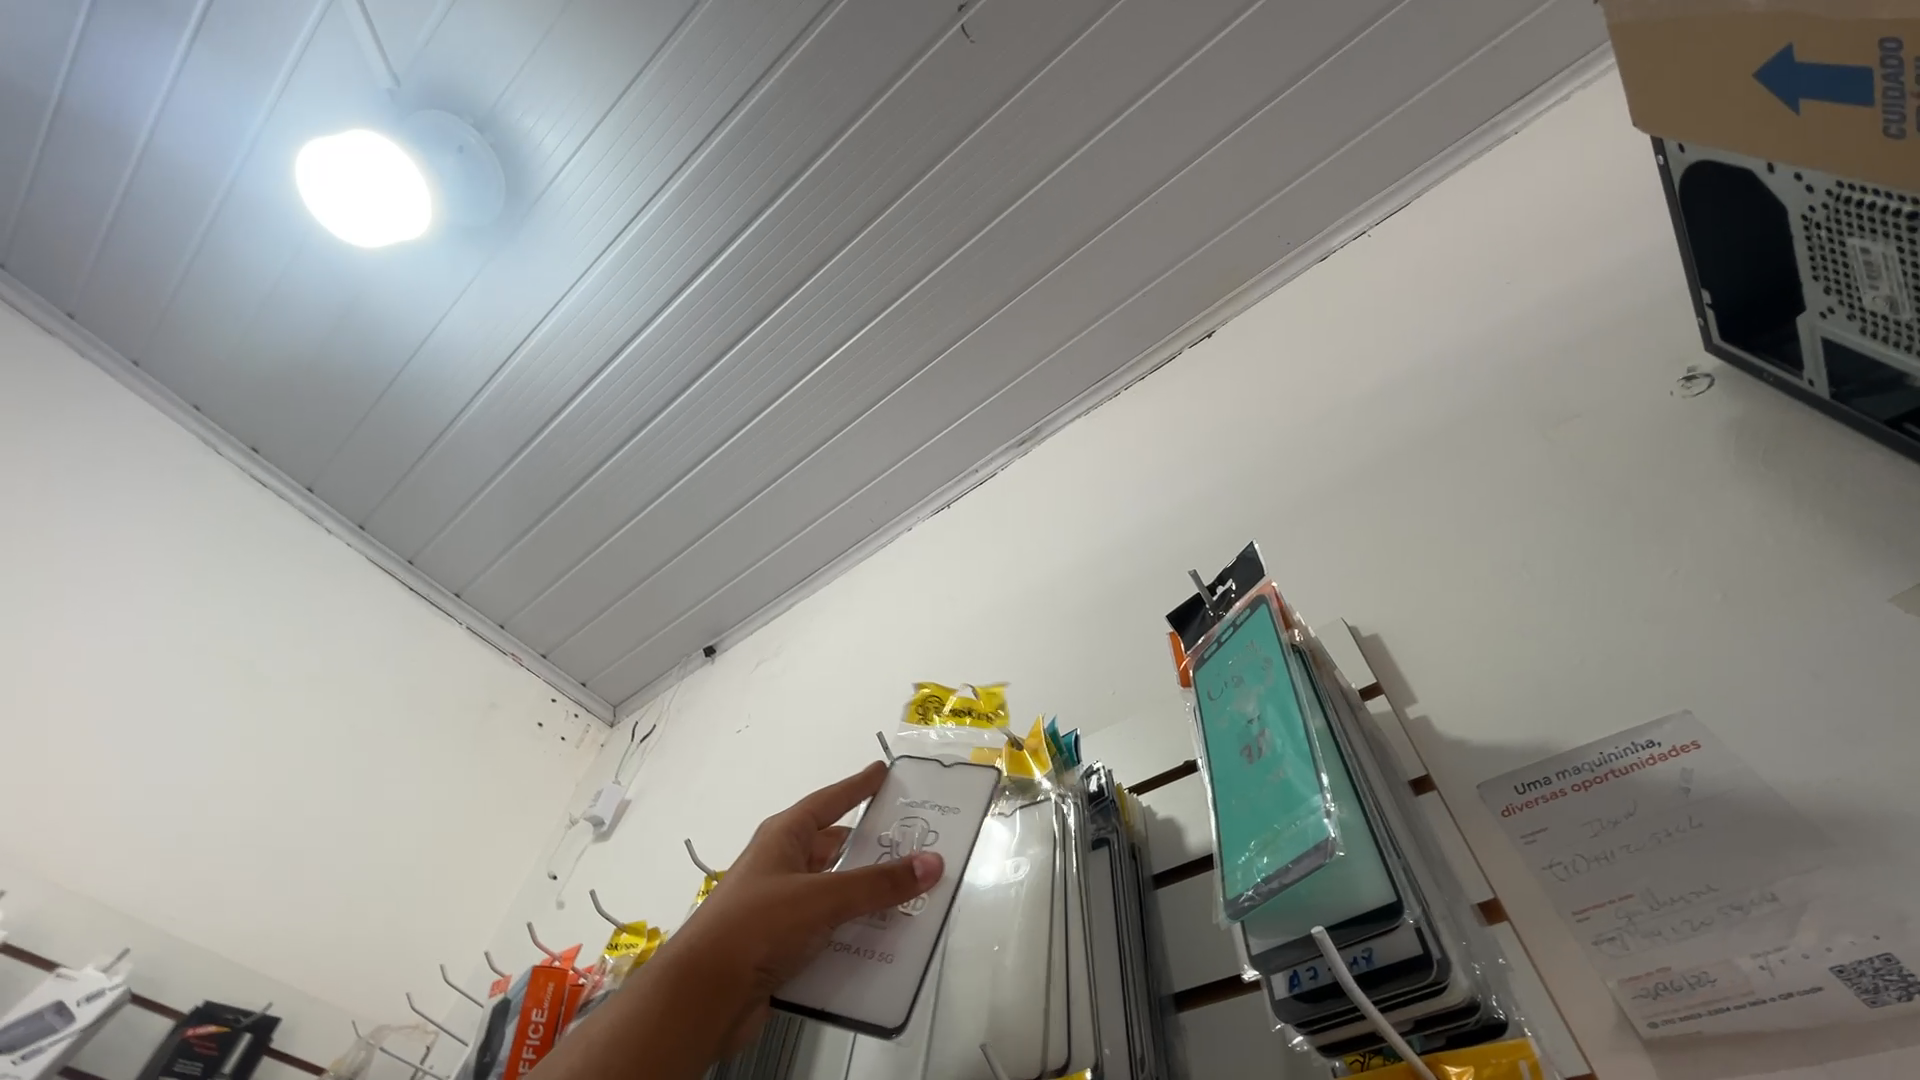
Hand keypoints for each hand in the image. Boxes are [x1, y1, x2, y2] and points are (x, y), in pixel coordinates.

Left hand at [658, 761, 943, 1046]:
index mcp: (784, 837)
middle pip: (834, 848)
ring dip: (865, 898)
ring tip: (912, 897)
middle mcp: (781, 865)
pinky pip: (827, 932)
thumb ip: (878, 884)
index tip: (883, 771)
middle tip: (916, 844)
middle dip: (871, 848)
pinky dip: (852, 934)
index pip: (829, 801)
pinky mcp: (781, 946)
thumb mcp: (823, 897)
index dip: (857, 786)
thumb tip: (933, 862)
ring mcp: (780, 908)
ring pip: (833, 893)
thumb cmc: (758, 926)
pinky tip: (882, 944)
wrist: (703, 997)